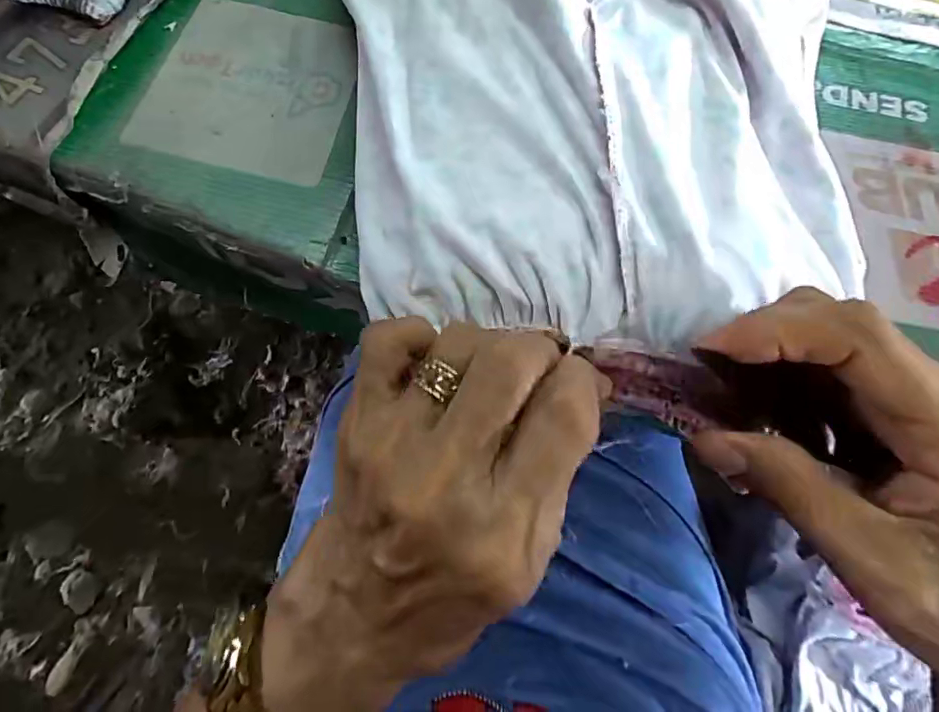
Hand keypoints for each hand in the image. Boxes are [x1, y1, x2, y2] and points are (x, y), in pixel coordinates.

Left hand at [258, 320, 608, 711]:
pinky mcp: (356, 417)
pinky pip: (386, 339)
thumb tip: (583, 382)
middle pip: (508, 364)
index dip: (581, 378)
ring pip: (455, 343)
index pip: (562, 416)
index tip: (578, 375)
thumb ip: (559, 467)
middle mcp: (445, 476)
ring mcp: (392, 440)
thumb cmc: (454, 592)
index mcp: (503, 527)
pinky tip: (432, 358)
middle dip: (538, 349)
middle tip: (540, 362)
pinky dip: (418, 333)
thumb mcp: (531, 557)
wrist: (355, 605)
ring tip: (487, 368)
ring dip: (486, 343)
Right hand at [689, 289, 938, 711]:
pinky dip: (793, 380)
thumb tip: (706, 436)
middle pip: (846, 325)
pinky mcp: (915, 417)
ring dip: (775, 355)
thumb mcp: (876, 566)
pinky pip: (843, 373)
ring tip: (729, 392)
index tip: (711, 349)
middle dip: (768, 333)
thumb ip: (791, 489)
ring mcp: (935, 403)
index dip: (777, 329)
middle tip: (710, 368)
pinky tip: (770, 416)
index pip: (859, 339)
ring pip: (839, 341)